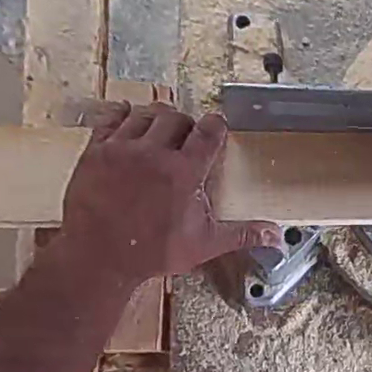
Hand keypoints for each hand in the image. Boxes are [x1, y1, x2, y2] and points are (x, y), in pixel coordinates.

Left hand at [54, 102, 280, 286]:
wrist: (100, 257)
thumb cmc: (152, 253)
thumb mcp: (203, 245)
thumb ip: (241, 234)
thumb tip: (274, 234)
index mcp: (184, 172)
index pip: (208, 131)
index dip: (215, 128)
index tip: (215, 131)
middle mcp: (154, 153)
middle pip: (176, 117)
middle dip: (184, 126)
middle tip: (186, 140)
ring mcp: (122, 149)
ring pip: (145, 114)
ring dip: (156, 120)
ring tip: (159, 134)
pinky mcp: (96, 151)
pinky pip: (111, 118)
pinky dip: (122, 116)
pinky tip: (128, 121)